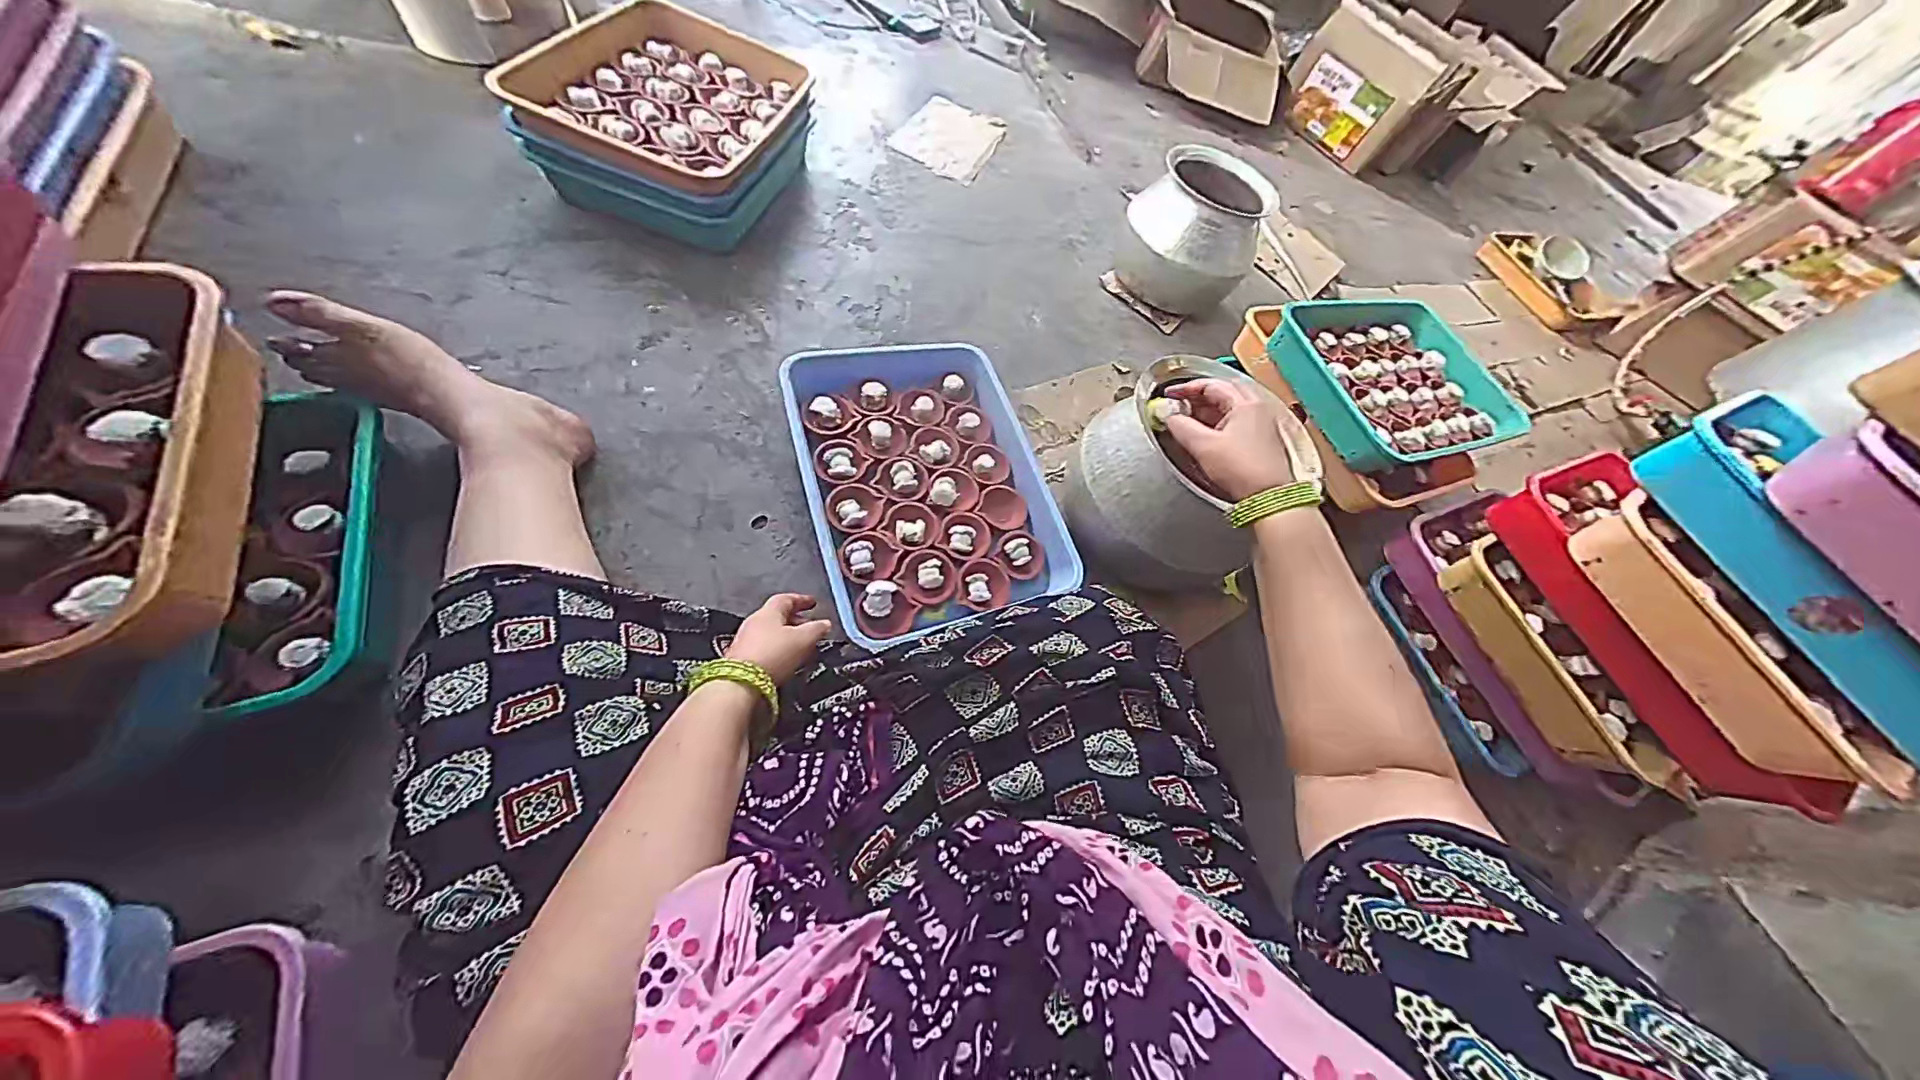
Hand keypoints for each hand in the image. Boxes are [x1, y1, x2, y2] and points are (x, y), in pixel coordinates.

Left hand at [726, 594, 833, 683]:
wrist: (741, 684)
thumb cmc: (771, 656)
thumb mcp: (804, 639)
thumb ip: (817, 629)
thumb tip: (825, 624)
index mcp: (768, 612)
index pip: (786, 599)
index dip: (802, 600)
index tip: (811, 603)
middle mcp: (753, 623)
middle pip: (777, 616)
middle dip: (796, 620)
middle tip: (810, 626)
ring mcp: (745, 641)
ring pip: (770, 633)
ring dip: (787, 636)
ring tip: (801, 645)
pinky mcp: (742, 659)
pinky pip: (764, 648)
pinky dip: (777, 650)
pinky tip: (785, 660)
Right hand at [1162, 378, 1294, 501]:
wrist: (1268, 496)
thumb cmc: (1243, 469)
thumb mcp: (1203, 445)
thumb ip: (1181, 426)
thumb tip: (1168, 415)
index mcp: (1245, 403)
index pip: (1210, 385)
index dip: (1186, 388)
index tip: (1169, 395)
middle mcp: (1256, 410)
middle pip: (1220, 395)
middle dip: (1194, 399)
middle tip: (1175, 407)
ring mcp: (1259, 425)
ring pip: (1226, 410)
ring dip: (1203, 413)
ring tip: (1184, 423)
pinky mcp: (1258, 441)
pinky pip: (1232, 424)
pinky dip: (1214, 425)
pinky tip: (1202, 436)